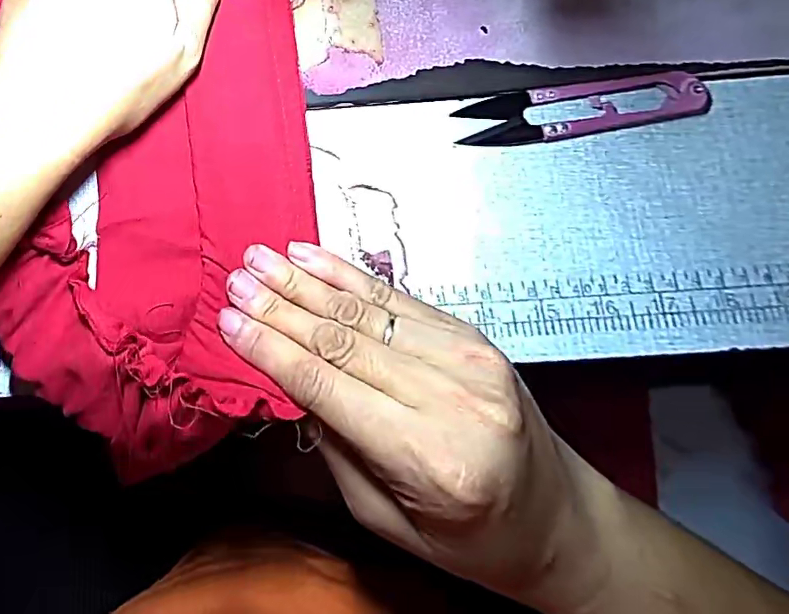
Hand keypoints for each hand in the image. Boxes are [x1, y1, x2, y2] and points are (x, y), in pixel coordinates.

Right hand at [219, 242, 614, 611]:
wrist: (560, 521)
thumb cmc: (466, 533)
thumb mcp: (383, 514)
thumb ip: (333, 441)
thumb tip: (286, 371)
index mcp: (431, 460)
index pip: (325, 387)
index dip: (270, 350)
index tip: (228, 322)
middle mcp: (453, 401)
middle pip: (339, 340)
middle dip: (277, 309)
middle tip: (234, 283)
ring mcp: (468, 359)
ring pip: (361, 310)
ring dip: (301, 281)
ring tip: (257, 259)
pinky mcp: (469, 334)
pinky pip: (393, 295)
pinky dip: (343, 273)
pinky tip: (305, 255)